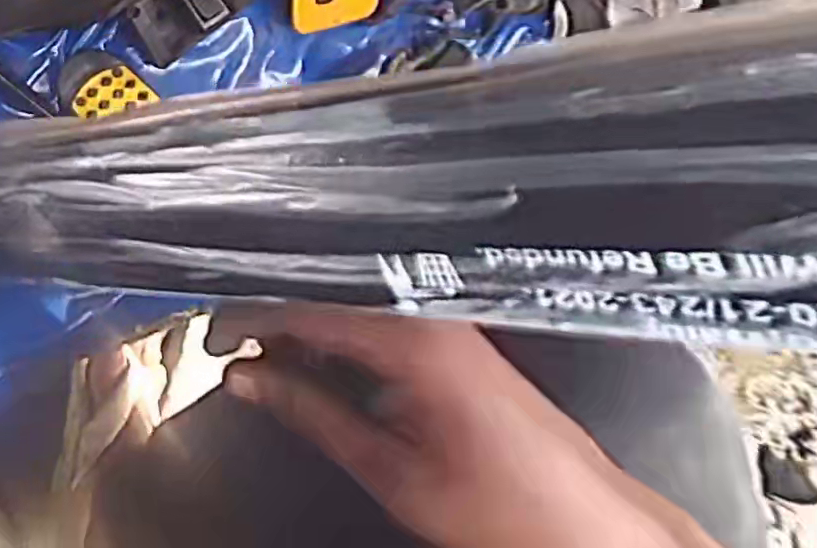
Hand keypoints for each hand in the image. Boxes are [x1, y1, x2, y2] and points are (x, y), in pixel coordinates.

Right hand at [222, 306, 721, 547]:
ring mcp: (435, 316)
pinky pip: (366, 317)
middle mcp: (421, 310)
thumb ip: (307, 411)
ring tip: (273, 368)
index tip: (214, 338)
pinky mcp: (443, 331)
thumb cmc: (509, 511)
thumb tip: (244, 379)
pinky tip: (319, 367)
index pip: (298, 306)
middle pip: (316, 294)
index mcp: (406, 335)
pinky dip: (333, 339)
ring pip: (338, 302)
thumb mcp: (390, 470)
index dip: (245, 319)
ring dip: (300, 331)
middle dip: (269, 323)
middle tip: (239, 357)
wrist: (602, 536)